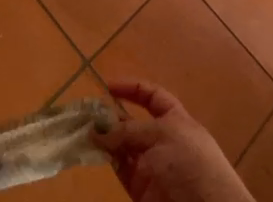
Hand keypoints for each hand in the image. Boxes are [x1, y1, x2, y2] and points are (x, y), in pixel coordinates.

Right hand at [93, 80, 255, 201]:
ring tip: (82, 127)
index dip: (132, 89)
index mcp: (176, 121)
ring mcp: (150, 165)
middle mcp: (162, 141)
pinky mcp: (140, 187)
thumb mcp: (164, 136)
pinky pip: (119, 167)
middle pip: (132, 122)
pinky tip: (89, 147)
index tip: (107, 86)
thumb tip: (98, 132)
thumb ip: (130, 131)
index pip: (153, 98)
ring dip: (103, 136)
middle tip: (86, 111)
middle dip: (110, 114)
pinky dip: (104, 157)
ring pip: (122, 145)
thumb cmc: (191, 164)